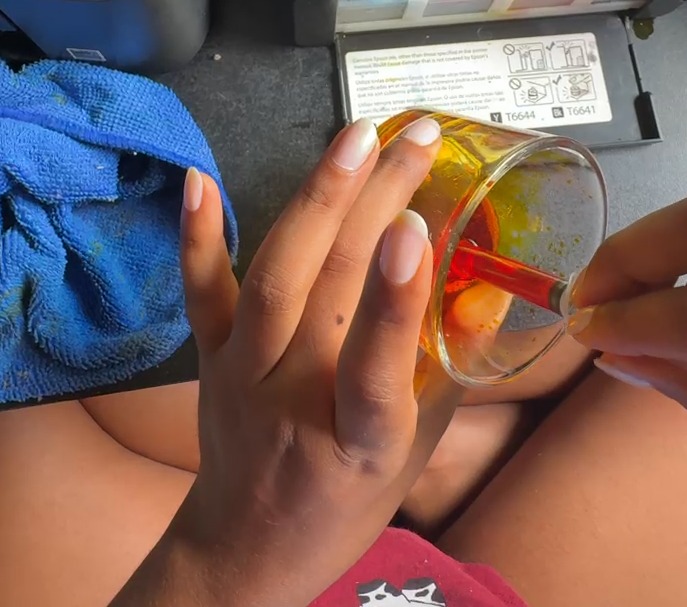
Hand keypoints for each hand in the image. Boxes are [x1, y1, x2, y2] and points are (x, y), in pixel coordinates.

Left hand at [112, 117, 460, 606]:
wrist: (245, 547)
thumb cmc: (344, 501)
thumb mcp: (416, 453)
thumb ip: (449, 369)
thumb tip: (488, 287)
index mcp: (357, 441)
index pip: (374, 369)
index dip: (394, 297)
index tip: (415, 226)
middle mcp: (290, 399)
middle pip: (328, 291)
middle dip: (373, 203)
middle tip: (414, 139)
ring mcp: (238, 372)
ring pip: (273, 276)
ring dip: (315, 198)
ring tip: (355, 139)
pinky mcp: (206, 355)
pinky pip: (199, 291)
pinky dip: (198, 234)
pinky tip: (199, 177)